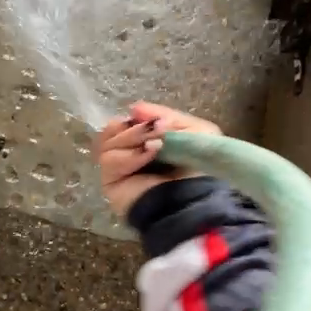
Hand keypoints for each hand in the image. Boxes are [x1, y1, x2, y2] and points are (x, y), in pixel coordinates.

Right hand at [96, 101, 221, 219]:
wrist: (196, 202)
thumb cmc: (202, 169)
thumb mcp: (198, 132)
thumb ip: (168, 116)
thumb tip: (134, 108)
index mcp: (152, 141)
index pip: (131, 120)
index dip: (141, 116)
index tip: (157, 119)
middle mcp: (132, 153)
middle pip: (115, 126)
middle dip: (138, 127)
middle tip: (158, 130)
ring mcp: (119, 168)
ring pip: (109, 139)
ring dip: (134, 137)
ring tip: (157, 146)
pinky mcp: (110, 183)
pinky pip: (109, 158)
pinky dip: (130, 155)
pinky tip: (148, 156)